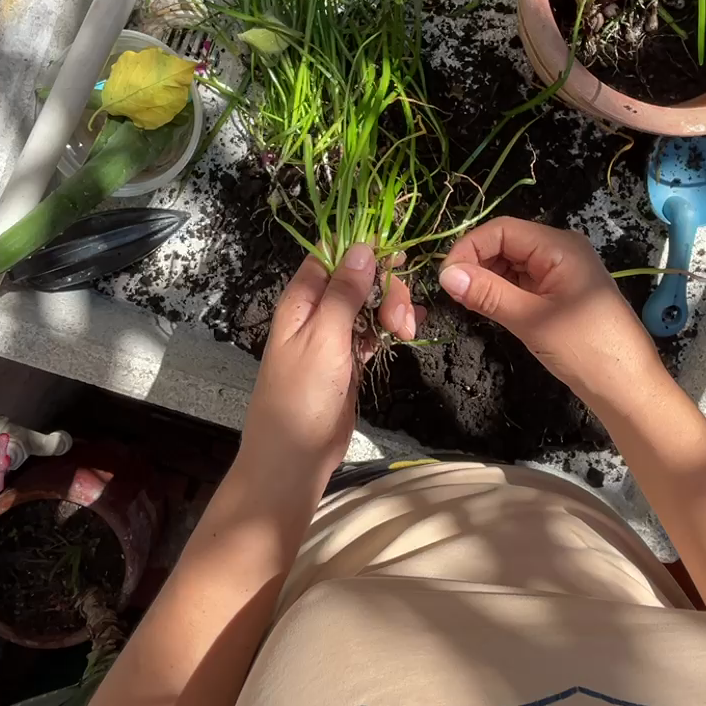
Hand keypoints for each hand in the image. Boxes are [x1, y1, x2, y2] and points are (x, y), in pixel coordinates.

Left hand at [240, 244, 417, 479]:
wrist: (294, 458)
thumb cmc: (301, 395)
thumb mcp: (323, 337)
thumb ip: (343, 292)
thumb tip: (363, 247)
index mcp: (302, 299)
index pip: (332, 253)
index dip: (363, 248)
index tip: (396, 256)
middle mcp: (316, 311)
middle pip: (358, 277)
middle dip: (385, 287)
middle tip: (401, 316)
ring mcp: (333, 335)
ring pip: (369, 303)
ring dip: (392, 309)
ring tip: (405, 332)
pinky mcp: (348, 359)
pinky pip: (373, 330)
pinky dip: (390, 327)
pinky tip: (411, 329)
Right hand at [439, 218, 668, 405]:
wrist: (628, 388)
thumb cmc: (586, 350)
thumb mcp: (531, 320)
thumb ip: (487, 293)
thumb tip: (445, 275)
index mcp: (559, 246)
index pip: (502, 230)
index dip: (469, 247)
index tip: (445, 277)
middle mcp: (560, 251)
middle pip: (506, 242)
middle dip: (476, 262)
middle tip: (452, 292)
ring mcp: (561, 273)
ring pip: (511, 263)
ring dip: (487, 277)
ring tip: (467, 302)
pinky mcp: (559, 294)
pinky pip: (522, 282)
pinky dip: (501, 291)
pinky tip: (487, 307)